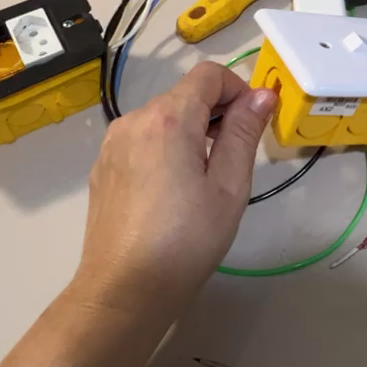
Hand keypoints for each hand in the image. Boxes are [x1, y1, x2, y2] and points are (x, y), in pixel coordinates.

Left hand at [70, 62, 277, 313]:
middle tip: (234, 157)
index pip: (209, 75)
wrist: (123, 292)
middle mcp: (134, 120)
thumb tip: (262, 94)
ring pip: (163, 116)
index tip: (252, 124)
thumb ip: (244, 132)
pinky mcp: (104, 167)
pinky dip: (166, 148)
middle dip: (216, 113)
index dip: (238, 90)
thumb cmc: (187, 239)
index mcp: (168, 119)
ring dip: (191, 130)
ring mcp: (113, 144)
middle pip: (185, 94)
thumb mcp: (229, 186)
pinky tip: (173, 191)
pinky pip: (143, 139)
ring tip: (204, 178)